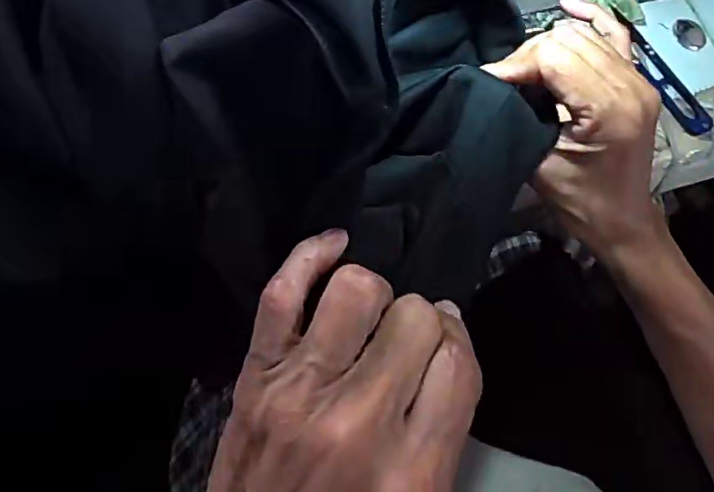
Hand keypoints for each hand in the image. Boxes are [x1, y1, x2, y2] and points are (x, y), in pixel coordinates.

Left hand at [208, 230, 480, 491]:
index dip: (456, 344)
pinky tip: (335, 245)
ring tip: (370, 317)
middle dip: (419, 321)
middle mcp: (357, 422)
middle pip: (414, 318)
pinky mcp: (256, 371)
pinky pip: (283, 290)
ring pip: (357, 290)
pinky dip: (310, 254)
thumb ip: (443, 426)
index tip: (444, 346)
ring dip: (374, 293)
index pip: (457, 364)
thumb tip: (449, 327)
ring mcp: (299, 389)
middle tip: (405, 340)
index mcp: (410, 474)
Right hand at [482, 0, 666, 264]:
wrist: (623, 222)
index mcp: (610, 108)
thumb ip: (518, 112)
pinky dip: (591, 17)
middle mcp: (631, 85)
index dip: (515, 64)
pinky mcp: (638, 79)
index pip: (551, 56)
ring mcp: (639, 79)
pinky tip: (567, 7)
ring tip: (527, 70)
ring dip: (547, 44)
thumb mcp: (539, 160)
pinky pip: (614, 33)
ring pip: (581, 33)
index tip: (492, 81)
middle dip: (528, 55)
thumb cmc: (581, 201)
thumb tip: (493, 77)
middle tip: (507, 81)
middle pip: (564, 39)